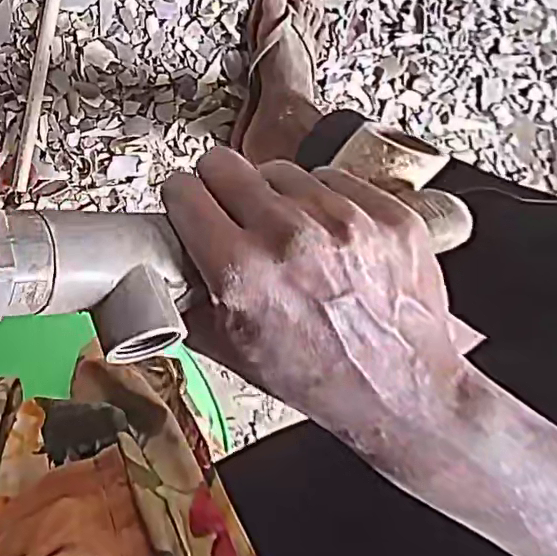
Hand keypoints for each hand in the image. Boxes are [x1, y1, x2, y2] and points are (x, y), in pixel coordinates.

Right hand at [163, 147, 476, 454]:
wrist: (406, 392)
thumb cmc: (315, 374)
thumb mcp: (226, 347)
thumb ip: (180, 297)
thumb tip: (150, 264)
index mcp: (240, 271)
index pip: (184, 190)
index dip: (179, 198)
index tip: (185, 204)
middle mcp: (289, 237)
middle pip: (222, 162)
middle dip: (215, 183)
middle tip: (226, 208)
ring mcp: (343, 221)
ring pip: (276, 168)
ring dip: (270, 193)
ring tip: (283, 228)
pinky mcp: (387, 215)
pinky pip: (330, 177)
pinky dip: (320, 197)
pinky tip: (323, 230)